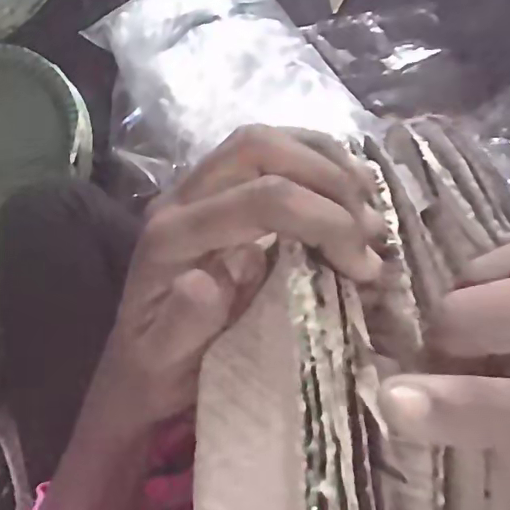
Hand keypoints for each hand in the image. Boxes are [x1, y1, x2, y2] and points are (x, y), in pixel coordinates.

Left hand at [91, 125, 383, 428]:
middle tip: (370, 229)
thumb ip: (183, 326)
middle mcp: (180, 197)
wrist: (139, 359)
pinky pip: (269, 151)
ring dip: (327, 163)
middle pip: (259, 148)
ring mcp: (196, 186)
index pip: (260, 198)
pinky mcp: (215, 188)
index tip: (364, 263)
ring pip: (265, 139)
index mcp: (170, 237)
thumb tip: (205, 282)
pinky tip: (344, 188)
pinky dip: (315, 160)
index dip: (323, 219)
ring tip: (368, 205)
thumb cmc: (159, 370)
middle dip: (328, 179)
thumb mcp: (166, 365)